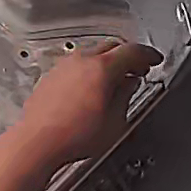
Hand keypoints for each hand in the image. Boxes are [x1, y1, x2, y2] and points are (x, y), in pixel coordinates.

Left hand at [8, 42, 163, 169]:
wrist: (37, 143)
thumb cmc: (73, 136)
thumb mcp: (115, 122)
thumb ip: (126, 96)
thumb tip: (130, 85)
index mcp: (102, 68)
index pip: (132, 51)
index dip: (148, 54)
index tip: (154, 59)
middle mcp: (81, 61)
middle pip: (112, 46)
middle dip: (128, 56)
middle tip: (138, 68)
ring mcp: (63, 67)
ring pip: (92, 54)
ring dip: (107, 62)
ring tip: (115, 81)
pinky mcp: (51, 77)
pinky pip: (76, 66)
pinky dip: (89, 71)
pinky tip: (92, 89)